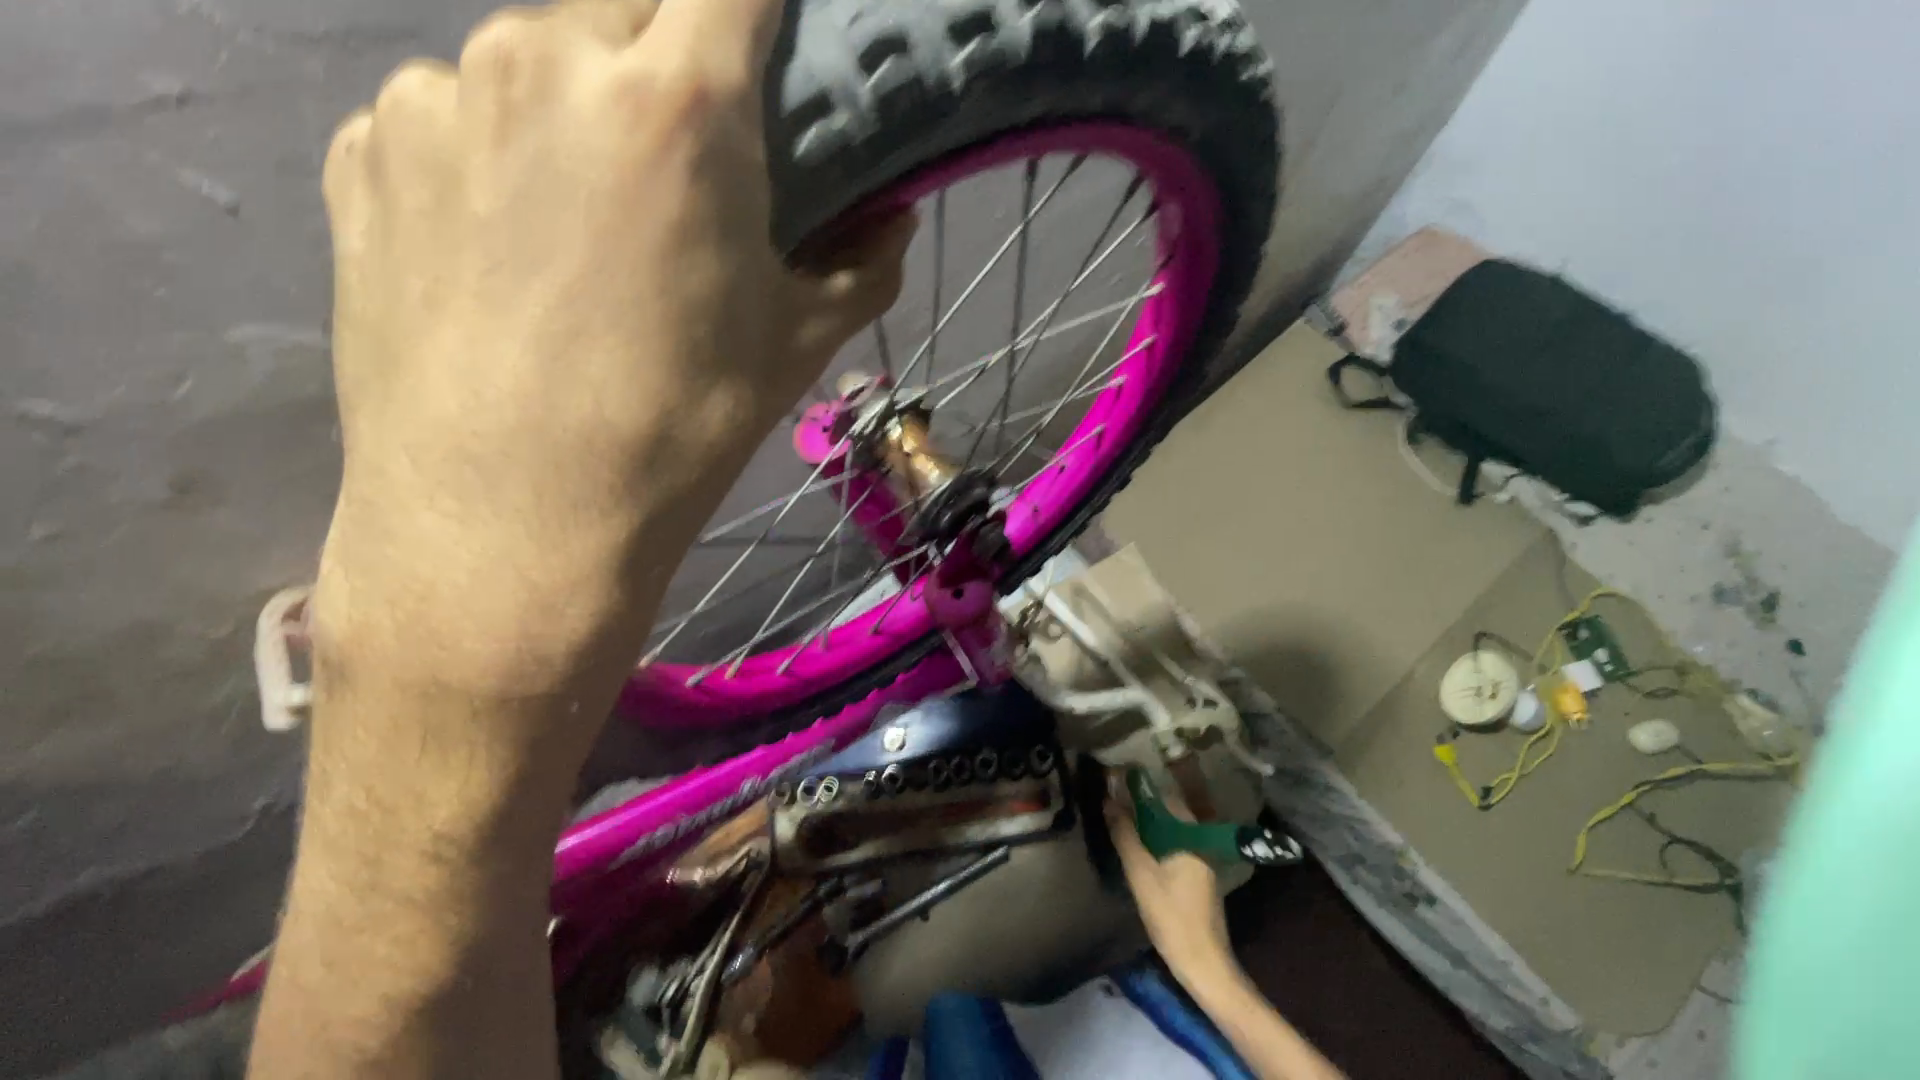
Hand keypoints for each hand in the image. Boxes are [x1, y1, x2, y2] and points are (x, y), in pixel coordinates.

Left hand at [313, 0, 912, 753]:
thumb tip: (893, 214)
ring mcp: (439, 97)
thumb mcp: (798, 342)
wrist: (509, 523)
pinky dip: (484, 158)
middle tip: (676, 161)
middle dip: (664, 59)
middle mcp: (549, 57)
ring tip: (576, 226)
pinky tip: (496, 255)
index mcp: (680, 99)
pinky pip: (448, 118)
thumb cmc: (679, 427)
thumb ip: (864, 258)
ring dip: (570, 111)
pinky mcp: (364, 151)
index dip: (754, 7)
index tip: (760, 52)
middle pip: (627, 5)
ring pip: (531, 61)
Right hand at [1106, 775, 1235, 984]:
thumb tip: (1108, 801)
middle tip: (1112, 794)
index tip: (1116, 776)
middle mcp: (1199, 843)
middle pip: (1168, 813)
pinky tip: (1137, 847)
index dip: (1140, 786)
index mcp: (1190, 836)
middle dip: (1142, 803)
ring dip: (1147, 822)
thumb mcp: (1141, 874)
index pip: (1165, 798)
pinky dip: (1154, 841)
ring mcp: (1200, 861)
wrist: (1203, 963)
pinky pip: (1172, 847)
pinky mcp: (1195, 878)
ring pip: (1170, 831)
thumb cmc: (1171, 915)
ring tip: (1118, 815)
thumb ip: (1125, 836)